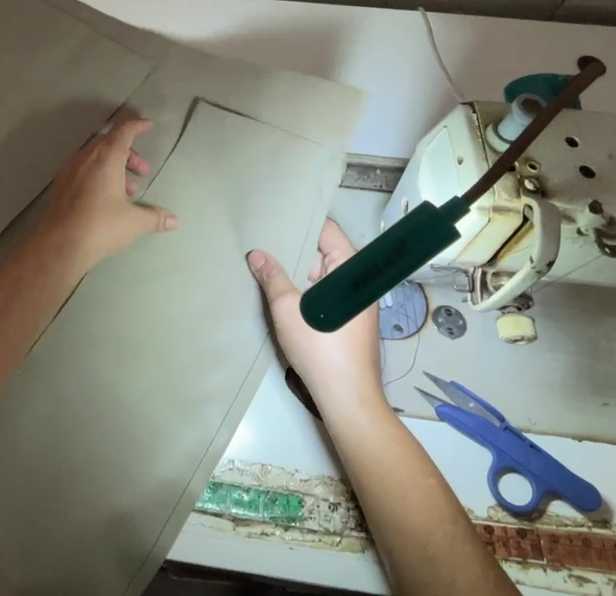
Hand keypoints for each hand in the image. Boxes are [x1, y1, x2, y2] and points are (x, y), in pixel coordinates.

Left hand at [36, 116, 177, 268]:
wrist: (61, 243)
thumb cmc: (102, 225)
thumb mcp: (134, 222)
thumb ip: (155, 217)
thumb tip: (174, 221)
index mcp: (106, 158)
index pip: (123, 132)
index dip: (137, 126)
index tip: (148, 126)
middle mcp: (86, 157)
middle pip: (109, 143)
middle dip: (128, 153)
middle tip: (142, 172)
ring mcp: (70, 170)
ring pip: (94, 156)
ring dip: (113, 165)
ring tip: (127, 189)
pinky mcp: (60, 184)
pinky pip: (82, 168)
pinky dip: (97, 173)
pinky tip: (105, 196)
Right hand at [247, 218, 385, 413]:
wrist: (348, 399)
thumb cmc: (320, 348)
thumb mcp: (287, 308)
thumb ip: (272, 277)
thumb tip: (257, 254)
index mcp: (350, 271)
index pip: (328, 231)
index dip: (302, 221)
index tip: (276, 215)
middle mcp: (358, 283)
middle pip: (324, 253)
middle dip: (294, 249)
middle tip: (261, 240)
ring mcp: (355, 304)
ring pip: (322, 277)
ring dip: (297, 274)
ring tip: (264, 264)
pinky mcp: (349, 322)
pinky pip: (324, 295)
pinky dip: (304, 291)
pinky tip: (279, 294)